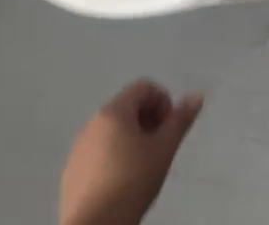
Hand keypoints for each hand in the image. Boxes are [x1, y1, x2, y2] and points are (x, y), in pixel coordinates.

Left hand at [60, 79, 202, 224]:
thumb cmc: (133, 181)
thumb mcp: (164, 148)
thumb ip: (180, 119)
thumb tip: (196, 95)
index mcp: (113, 113)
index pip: (144, 87)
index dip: (163, 101)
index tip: (169, 128)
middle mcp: (91, 124)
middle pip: (127, 108)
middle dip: (149, 120)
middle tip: (160, 146)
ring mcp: (78, 149)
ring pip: (112, 131)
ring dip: (132, 139)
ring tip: (143, 166)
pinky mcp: (71, 172)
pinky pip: (98, 152)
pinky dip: (114, 156)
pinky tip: (122, 182)